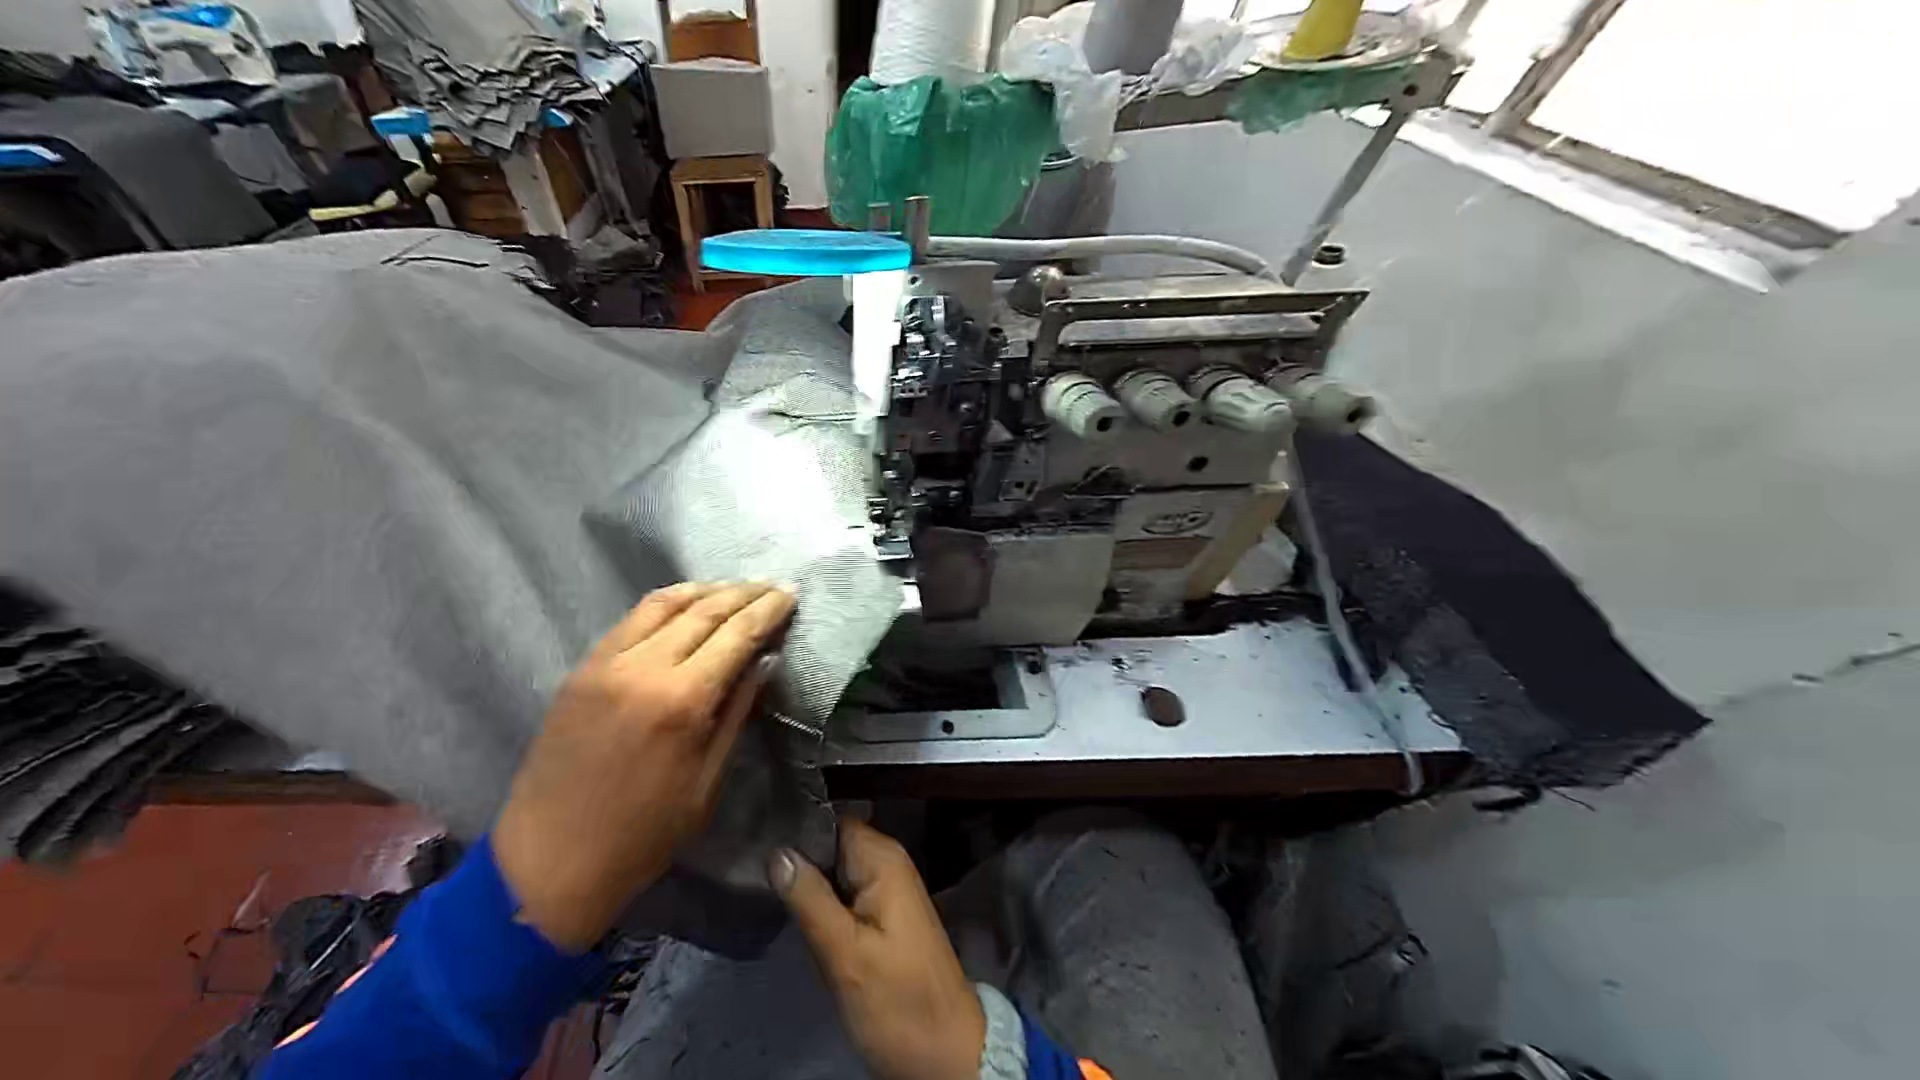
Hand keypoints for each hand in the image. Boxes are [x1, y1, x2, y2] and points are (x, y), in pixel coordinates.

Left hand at [494, 581, 795, 950]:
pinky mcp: (582, 670)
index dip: (768, 610)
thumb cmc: (643, 833)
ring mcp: (606, 664)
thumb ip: (738, 712)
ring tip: (735, 589)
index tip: (791, 594)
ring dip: (706, 590)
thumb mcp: (708, 780)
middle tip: (774, 586)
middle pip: (704, 610)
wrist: (549, 862)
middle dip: (745, 593)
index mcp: (681, 701)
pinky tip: (687, 605)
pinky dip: (666, 603)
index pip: (736, 635)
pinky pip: (631, 620)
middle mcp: (643, 668)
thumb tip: (765, 661)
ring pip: (663, 603)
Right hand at [773, 820, 985, 1079]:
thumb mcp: (846, 954)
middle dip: (798, 858)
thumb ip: (811, 900)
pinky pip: (844, 892)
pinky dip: (821, 901)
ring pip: (834, 870)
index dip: (797, 830)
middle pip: (831, 844)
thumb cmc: (897, 1001)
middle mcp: (887, 862)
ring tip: (764, 889)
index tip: (758, 843)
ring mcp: (886, 888)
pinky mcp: (882, 913)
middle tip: (754, 875)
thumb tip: (777, 852)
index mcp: (883, 859)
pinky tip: (793, 911)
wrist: (945, 1051)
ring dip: (806, 882)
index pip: (832, 822)